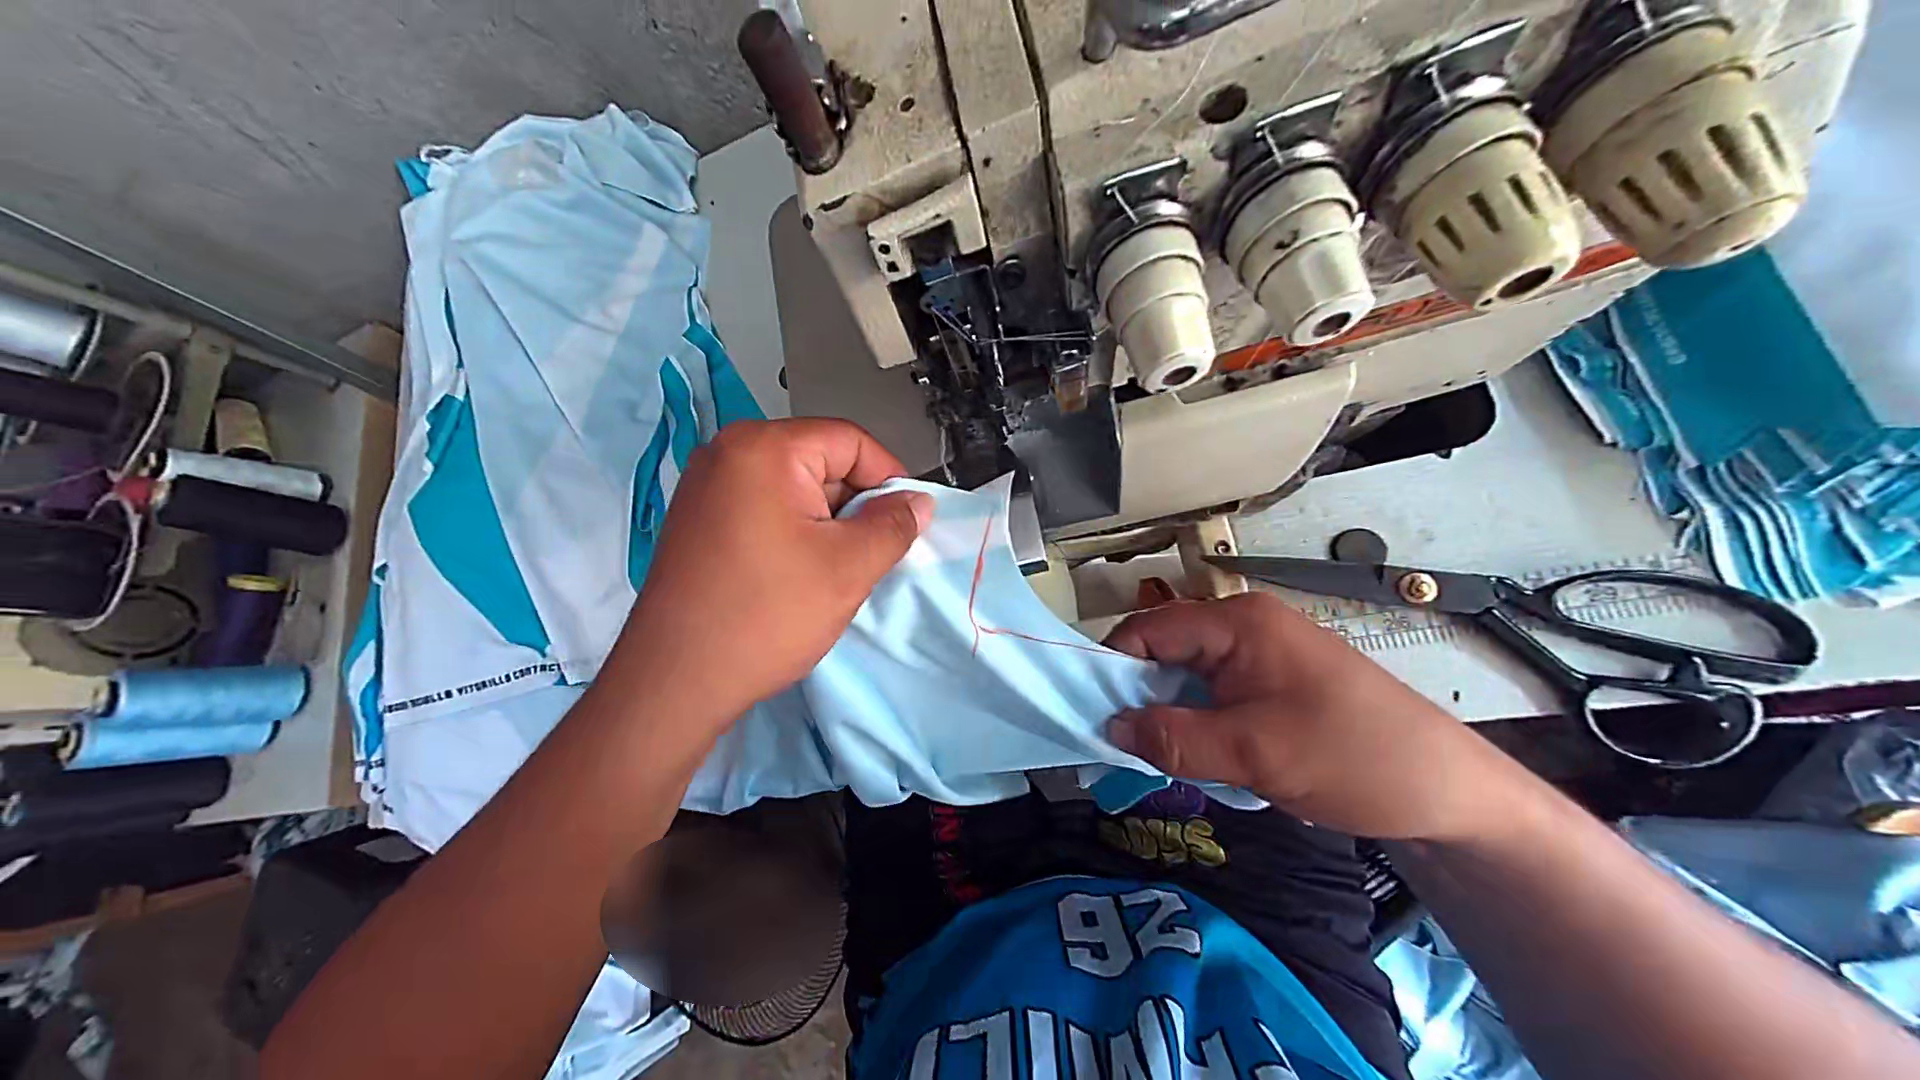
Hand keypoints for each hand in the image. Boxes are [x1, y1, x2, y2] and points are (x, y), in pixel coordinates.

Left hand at [611, 418, 931, 720]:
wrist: (676, 681)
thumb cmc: (764, 616)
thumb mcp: (849, 567)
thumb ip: (894, 526)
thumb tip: (918, 502)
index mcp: (763, 449)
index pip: (850, 441)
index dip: (889, 477)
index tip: (908, 519)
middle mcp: (727, 454)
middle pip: (820, 462)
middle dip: (855, 506)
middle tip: (871, 554)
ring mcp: (706, 488)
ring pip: (794, 490)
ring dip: (827, 525)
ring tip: (835, 572)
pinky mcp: (699, 521)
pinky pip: (765, 510)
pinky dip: (795, 534)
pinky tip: (800, 576)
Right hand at [1104, 592, 1534, 840]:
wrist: (1450, 792)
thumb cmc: (1354, 757)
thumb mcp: (1254, 753)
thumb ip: (1175, 738)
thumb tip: (1110, 727)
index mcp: (1238, 622)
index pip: (1149, 629)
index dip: (1113, 667)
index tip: (1093, 714)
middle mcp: (1245, 628)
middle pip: (1165, 652)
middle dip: (1142, 697)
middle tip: (1127, 747)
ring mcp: (1261, 656)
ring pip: (1188, 679)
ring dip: (1172, 716)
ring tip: (1166, 759)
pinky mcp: (1273, 685)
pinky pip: (1214, 697)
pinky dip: (1199, 725)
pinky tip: (1206, 759)